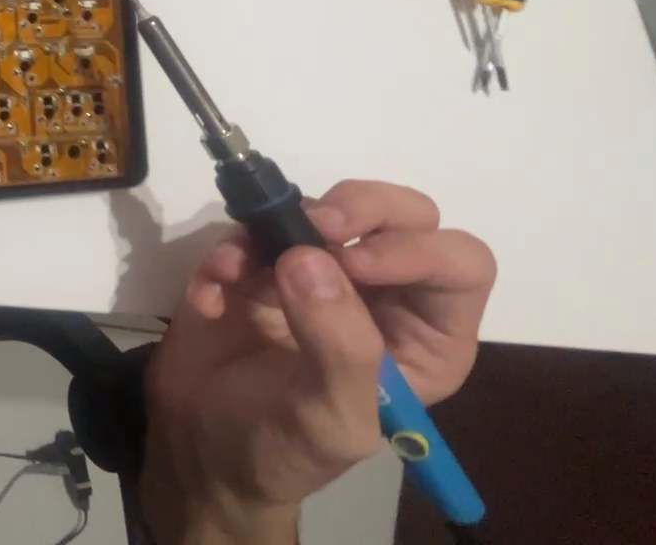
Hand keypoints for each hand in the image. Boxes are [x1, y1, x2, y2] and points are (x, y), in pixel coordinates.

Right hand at [139, 180, 495, 543]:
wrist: (200, 446)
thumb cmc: (282, 448)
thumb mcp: (331, 419)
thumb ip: (339, 345)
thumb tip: (310, 258)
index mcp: (420, 336)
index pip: (455, 266)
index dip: (412, 251)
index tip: (351, 262)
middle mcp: (375, 294)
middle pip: (401, 215)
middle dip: (359, 207)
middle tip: (313, 223)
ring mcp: (307, 273)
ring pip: (316, 209)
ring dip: (272, 226)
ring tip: (232, 268)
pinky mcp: (249, 265)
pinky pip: (245, 231)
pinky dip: (224, 251)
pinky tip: (209, 295)